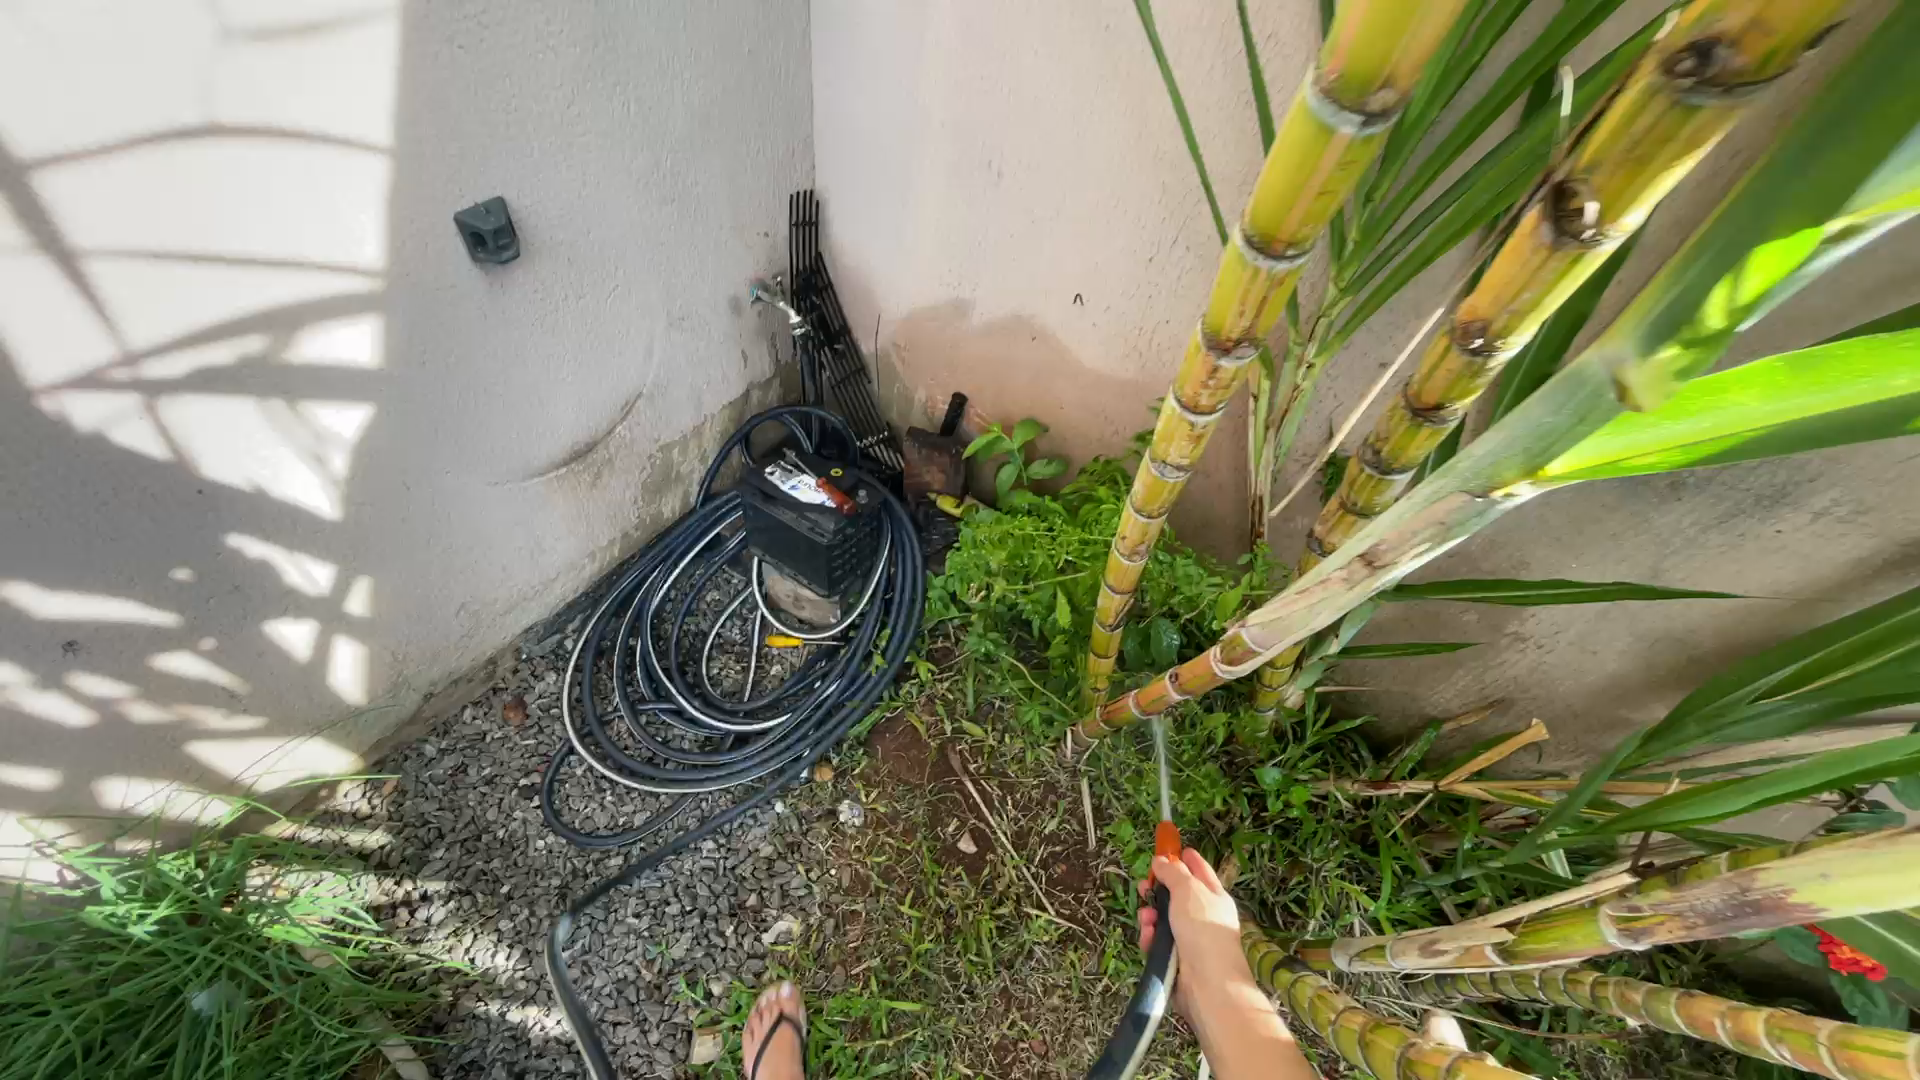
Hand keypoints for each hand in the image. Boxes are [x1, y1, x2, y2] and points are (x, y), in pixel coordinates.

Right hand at [1135, 849, 1258, 1019]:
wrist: (1208, 984)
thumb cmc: (1202, 929)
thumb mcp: (1188, 890)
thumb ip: (1172, 872)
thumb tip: (1160, 861)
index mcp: (1213, 896)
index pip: (1199, 869)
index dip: (1184, 858)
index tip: (1168, 849)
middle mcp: (1202, 915)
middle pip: (1175, 893)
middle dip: (1156, 888)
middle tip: (1144, 886)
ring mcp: (1188, 938)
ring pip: (1162, 917)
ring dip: (1150, 914)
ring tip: (1147, 918)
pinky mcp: (1175, 957)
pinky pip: (1157, 940)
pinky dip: (1151, 937)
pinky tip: (1150, 938)